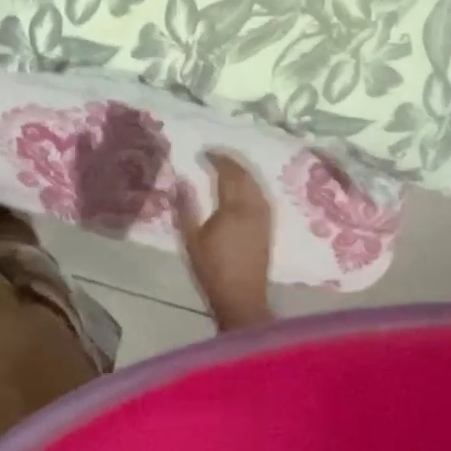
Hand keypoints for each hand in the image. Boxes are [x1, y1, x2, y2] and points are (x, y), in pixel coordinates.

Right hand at [174, 152, 274, 332]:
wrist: (242, 298)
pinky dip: (251, 184)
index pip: (228, 174)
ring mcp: (264, 218)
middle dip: (230, 162)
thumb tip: (182, 179)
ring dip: (242, 171)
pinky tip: (243, 186)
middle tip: (214, 155)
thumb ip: (186, 206)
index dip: (216, 159)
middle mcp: (253, 208)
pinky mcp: (268, 228)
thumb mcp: (191, 238)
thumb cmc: (212, 269)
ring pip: (256, 184)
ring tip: (227, 166)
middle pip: (245, 176)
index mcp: (233, 208)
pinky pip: (262, 196)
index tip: (203, 152)